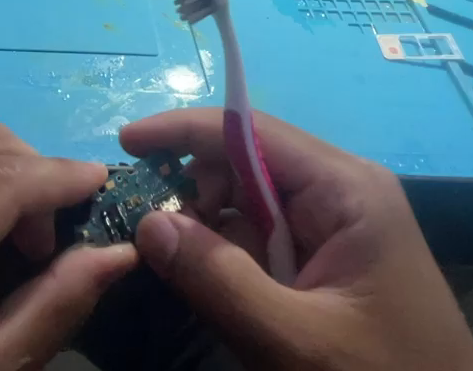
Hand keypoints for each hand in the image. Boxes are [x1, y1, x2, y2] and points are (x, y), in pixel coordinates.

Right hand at [121, 108, 472, 370]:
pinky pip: (263, 237)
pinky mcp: (330, 260)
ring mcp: (337, 226)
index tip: (126, 144)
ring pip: (247, 201)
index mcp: (345, 188)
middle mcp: (340, 191)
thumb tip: (147, 222)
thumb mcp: (298, 342)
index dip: (184, 129)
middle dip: (196, 189)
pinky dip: (230, 255)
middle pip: (244, 162)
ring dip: (210, 229)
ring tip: (190, 272)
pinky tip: (220, 289)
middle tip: (159, 235)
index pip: (248, 130)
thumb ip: (220, 280)